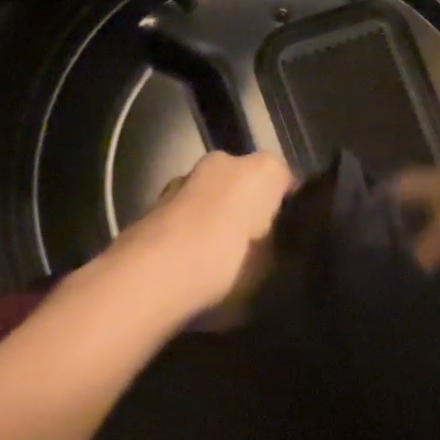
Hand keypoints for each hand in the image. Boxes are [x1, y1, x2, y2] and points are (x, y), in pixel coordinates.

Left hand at [113, 151, 293, 327]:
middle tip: (252, 254)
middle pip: (245, 187)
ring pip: (211, 200)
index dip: (288, 216)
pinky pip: (183, 217)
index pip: (287, 185)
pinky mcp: (153, 202)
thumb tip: (278, 247)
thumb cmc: (229, 265)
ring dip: (213, 222)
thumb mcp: (276, 266)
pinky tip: (188, 268)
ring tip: (216, 266)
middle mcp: (225, 161)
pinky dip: (187, 234)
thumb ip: (281, 248)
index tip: (285, 244)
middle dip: (247, 212)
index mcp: (264, 169)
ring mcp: (184, 179)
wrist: (150, 278)